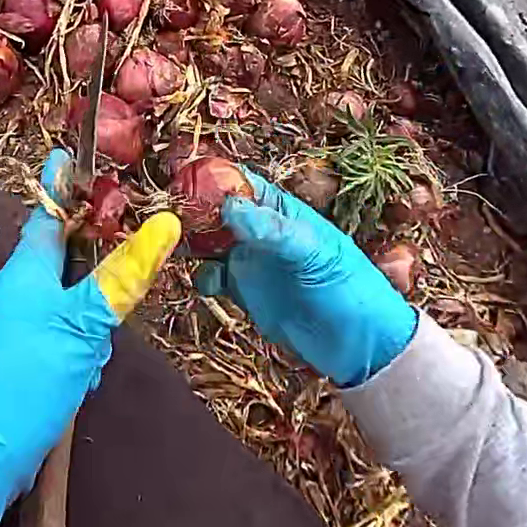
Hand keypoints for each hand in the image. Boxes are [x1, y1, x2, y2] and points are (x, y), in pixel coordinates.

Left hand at [0, 150, 180, 526]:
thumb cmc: (26, 377)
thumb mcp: (82, 324)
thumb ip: (121, 276)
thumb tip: (165, 225)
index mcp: (26, 269)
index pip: (49, 212)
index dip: (66, 186)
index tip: (78, 157)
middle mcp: (17, 290)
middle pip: (64, 257)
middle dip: (95, 264)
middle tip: (122, 274)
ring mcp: (15, 324)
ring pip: (68, 300)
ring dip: (91, 315)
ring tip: (95, 347)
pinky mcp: (21, 357)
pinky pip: (61, 334)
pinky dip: (79, 345)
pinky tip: (85, 370)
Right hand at [194, 167, 416, 385]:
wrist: (359, 348)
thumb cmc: (348, 291)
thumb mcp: (314, 254)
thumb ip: (272, 230)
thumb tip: (228, 206)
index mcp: (281, 212)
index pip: (241, 183)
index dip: (213, 178)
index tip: (183, 181)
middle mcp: (259, 232)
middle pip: (215, 212)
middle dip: (192, 212)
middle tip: (168, 216)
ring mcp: (249, 260)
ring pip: (208, 243)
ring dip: (191, 243)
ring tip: (177, 246)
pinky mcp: (241, 290)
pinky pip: (210, 276)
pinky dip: (202, 276)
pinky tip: (209, 283)